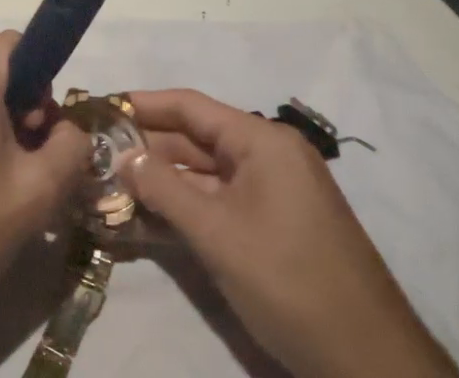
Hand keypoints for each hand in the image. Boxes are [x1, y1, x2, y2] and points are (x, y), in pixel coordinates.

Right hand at [123, 89, 458, 377]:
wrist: (366, 357)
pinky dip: (184, 206)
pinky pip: (218, 201)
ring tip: (106, 186)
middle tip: (92, 155)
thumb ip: (163, 188)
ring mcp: (273, 192)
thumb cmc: (287, 280)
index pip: (189, 106)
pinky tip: (144, 217)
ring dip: (160, 180)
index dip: (141, 104)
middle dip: (145, 147)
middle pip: (194, 138)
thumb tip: (121, 156)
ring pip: (204, 173)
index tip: (98, 108)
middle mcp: (268, 156)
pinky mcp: (273, 225)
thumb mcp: (216, 232)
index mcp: (262, 142)